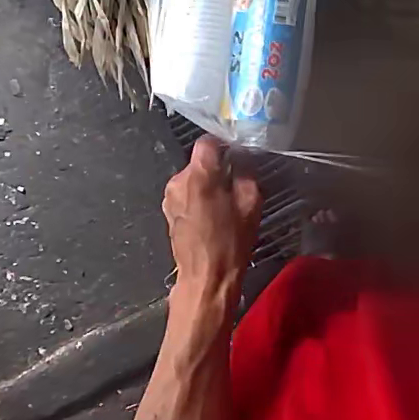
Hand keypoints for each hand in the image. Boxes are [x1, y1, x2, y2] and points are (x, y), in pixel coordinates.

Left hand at [162, 138, 260, 299]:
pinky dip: (197, 197)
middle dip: (216, 168)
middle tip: (234, 183)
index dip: (222, 144)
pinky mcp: (167, 211)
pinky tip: (210, 215)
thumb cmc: (231, 243)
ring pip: (191, 178)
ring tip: (223, 203)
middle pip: (198, 161)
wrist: (206, 277)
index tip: (234, 153)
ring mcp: (170, 196)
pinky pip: (185, 194)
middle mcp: (179, 181)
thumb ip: (246, 174)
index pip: (207, 142)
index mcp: (200, 175)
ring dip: (206, 184)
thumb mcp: (251, 205)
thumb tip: (240, 161)